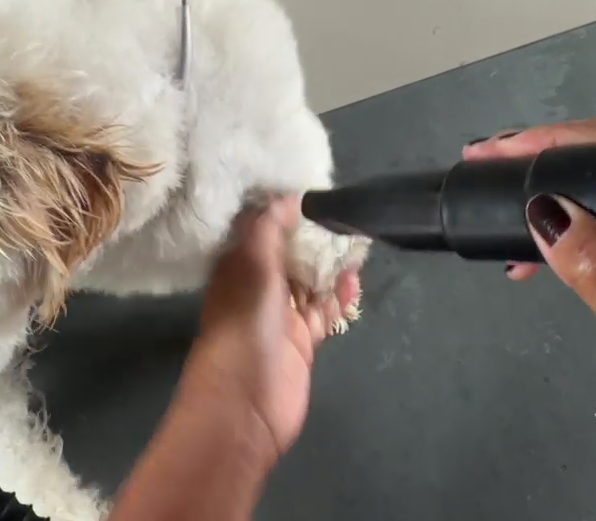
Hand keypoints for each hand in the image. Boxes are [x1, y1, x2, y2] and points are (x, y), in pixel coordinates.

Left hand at [176, 196, 362, 467]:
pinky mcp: (302, 340)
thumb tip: (287, 196)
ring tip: (357, 242)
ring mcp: (282, 316)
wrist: (244, 406)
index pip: (262, 230)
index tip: (313, 189)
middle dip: (314, 237)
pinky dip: (339, 296)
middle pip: (291, 254)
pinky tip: (355, 281)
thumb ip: (269, 229)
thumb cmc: (243, 325)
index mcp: (238, 267)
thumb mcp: (252, 266)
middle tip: (344, 214)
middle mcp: (258, 288)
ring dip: (331, 265)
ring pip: (311, 281)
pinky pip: (324, 310)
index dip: (284, 211)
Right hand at [464, 119, 595, 516]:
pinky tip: (527, 249)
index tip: (497, 153)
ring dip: (542, 189)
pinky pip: (594, 219)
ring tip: (493, 198)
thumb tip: (546, 210)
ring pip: (594, 188)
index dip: (550, 141)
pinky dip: (556, 224)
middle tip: (481, 161)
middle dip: (536, 155)